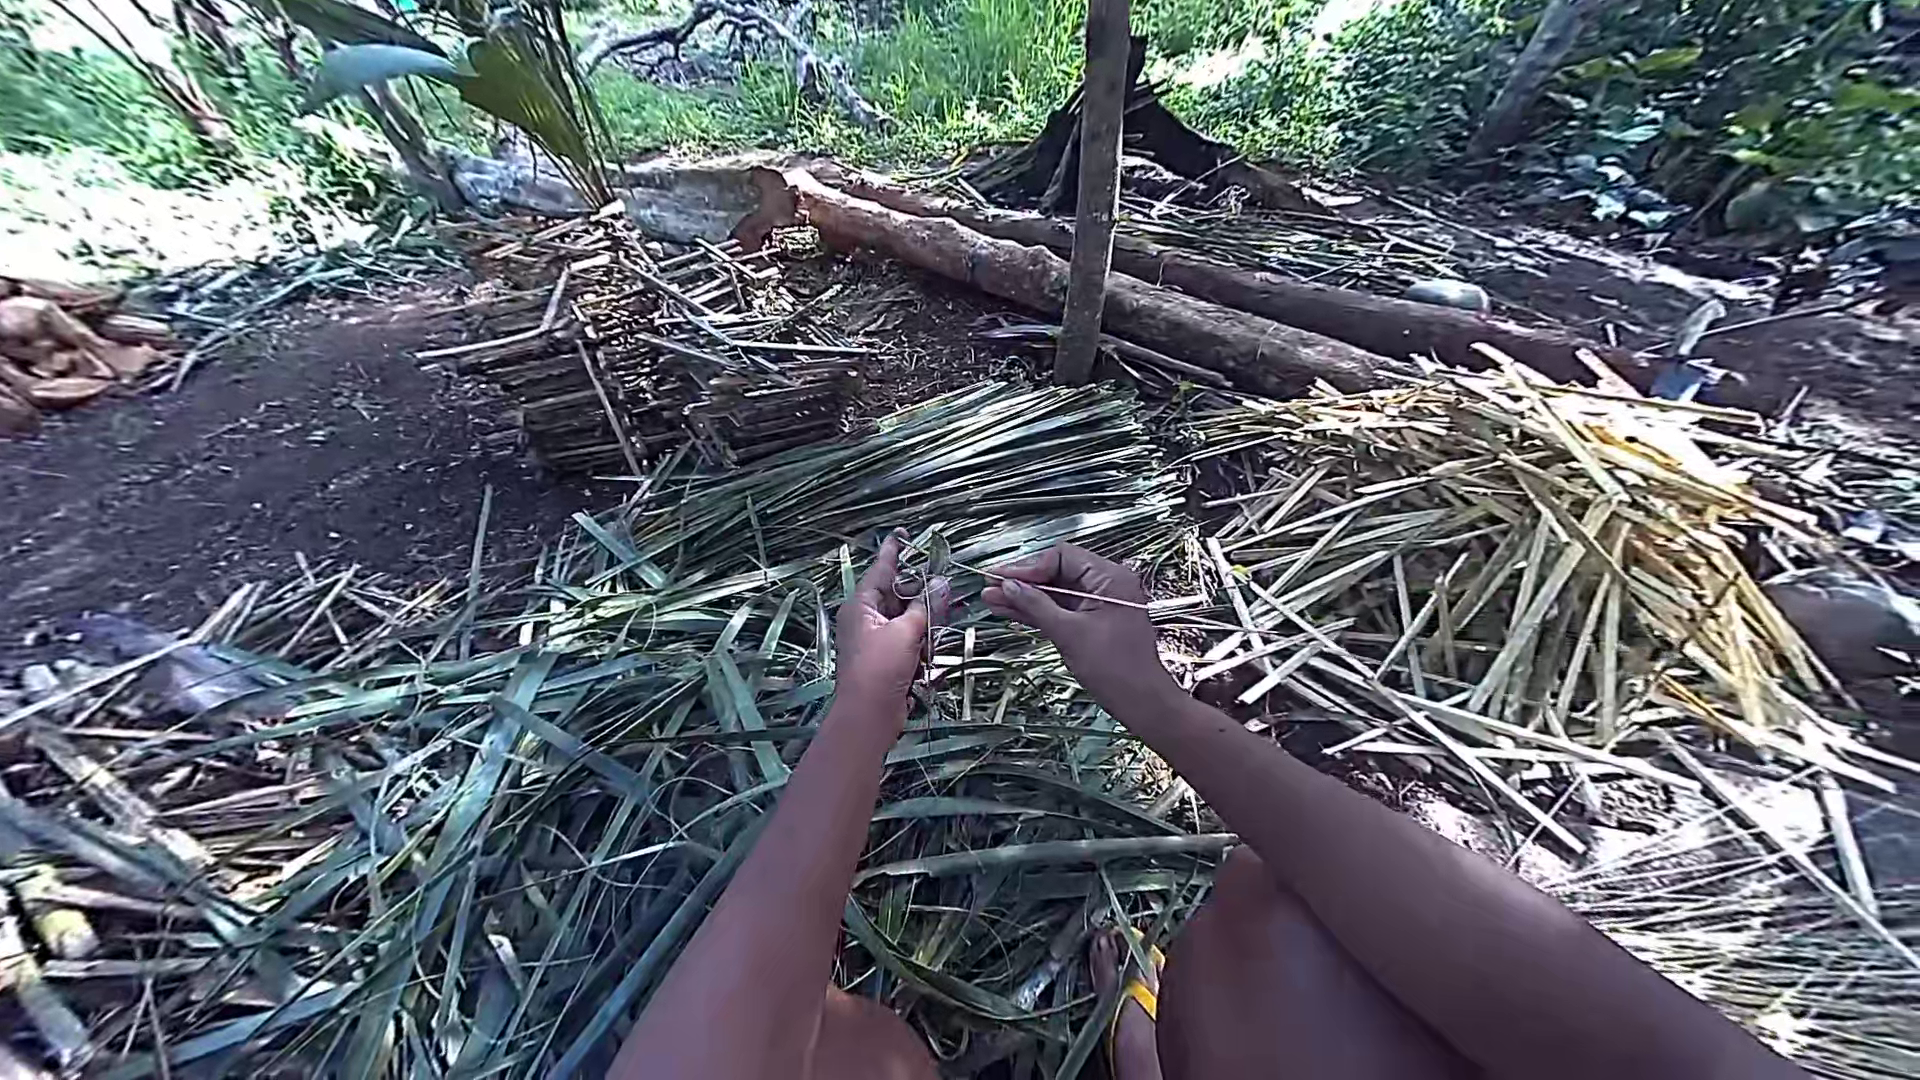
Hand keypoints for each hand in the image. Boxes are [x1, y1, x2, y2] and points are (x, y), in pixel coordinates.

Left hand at [835, 530, 949, 719]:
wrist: (868, 718)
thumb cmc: (880, 669)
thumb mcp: (907, 633)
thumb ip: (926, 607)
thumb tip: (941, 582)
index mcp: (861, 605)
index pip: (881, 569)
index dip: (894, 551)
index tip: (903, 533)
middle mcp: (865, 618)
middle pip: (898, 595)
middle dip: (921, 596)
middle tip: (943, 589)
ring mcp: (875, 640)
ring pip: (907, 619)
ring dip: (924, 625)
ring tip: (934, 632)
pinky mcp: (886, 659)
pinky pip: (908, 641)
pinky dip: (920, 645)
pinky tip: (927, 657)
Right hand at [982, 544, 1177, 707]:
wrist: (1141, 702)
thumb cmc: (1117, 669)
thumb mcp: (1069, 633)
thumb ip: (1036, 605)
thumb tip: (1009, 585)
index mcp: (1110, 578)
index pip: (1062, 557)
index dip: (1030, 567)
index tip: (1005, 578)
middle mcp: (1106, 584)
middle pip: (1056, 572)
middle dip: (1022, 581)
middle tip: (991, 584)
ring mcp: (1098, 603)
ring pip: (1054, 592)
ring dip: (1024, 596)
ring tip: (992, 598)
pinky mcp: (1091, 621)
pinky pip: (1059, 609)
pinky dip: (1036, 611)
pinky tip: (1009, 610)